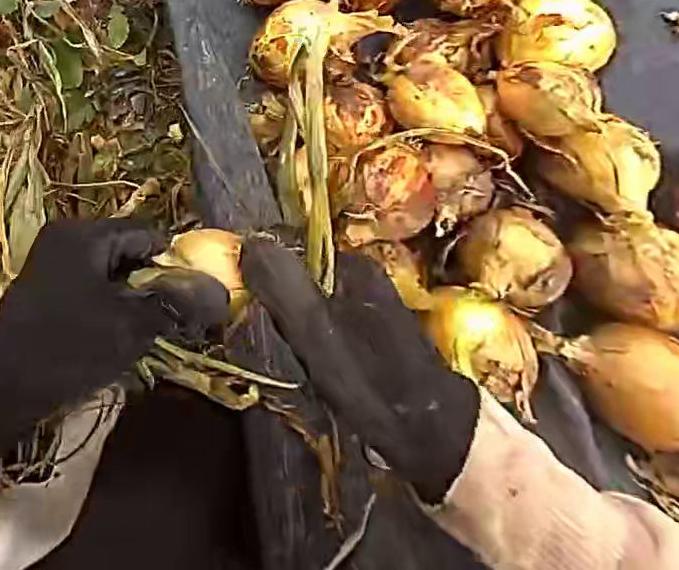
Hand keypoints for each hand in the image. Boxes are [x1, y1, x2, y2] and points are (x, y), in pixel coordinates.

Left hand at [0, 218, 228, 480]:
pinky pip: (87, 280)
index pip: (146, 233)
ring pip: (108, 267)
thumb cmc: (69, 348)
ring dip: (129, 293)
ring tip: (140, 328)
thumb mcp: (130, 325)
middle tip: (166, 316)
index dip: (172, 263)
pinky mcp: (42, 283)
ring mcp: (50, 258)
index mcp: (85, 234)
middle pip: (126, 248)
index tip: (187, 298)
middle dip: (150, 280)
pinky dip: (106, 300)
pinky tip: (112, 331)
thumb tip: (218, 292)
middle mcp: (65, 235)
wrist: (0, 388)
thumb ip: (175, 303)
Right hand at [241, 239, 479, 503]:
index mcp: (352, 264)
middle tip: (263, 325)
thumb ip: (281, 283)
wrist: (433, 436)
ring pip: (317, 299)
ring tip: (284, 346)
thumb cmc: (368, 377)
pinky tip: (312, 360)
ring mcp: (376, 305)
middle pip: (304, 273)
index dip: (264, 266)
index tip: (245, 293)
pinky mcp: (380, 335)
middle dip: (280, 294)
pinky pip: (333, 320)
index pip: (293, 246)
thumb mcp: (314, 327)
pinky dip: (316, 334)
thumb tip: (248, 242)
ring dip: (297, 317)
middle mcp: (366, 276)